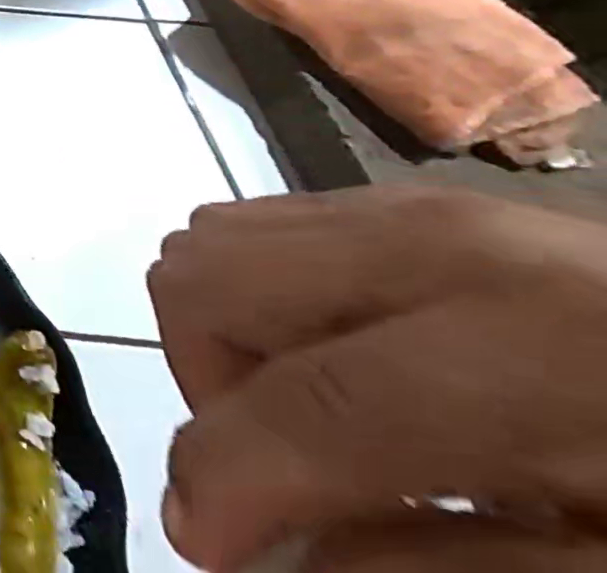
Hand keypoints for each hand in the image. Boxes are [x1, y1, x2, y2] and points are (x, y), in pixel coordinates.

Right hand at [149, 187, 606, 572]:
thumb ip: (436, 565)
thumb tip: (265, 548)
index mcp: (533, 344)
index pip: (312, 406)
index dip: (228, 480)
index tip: (204, 543)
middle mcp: (434, 244)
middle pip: (203, 284)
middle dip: (205, 382)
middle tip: (274, 461)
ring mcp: (400, 206)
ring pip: (205, 248)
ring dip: (221, 338)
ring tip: (302, 405)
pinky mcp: (382, 201)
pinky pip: (247, 233)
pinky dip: (249, 301)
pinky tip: (330, 360)